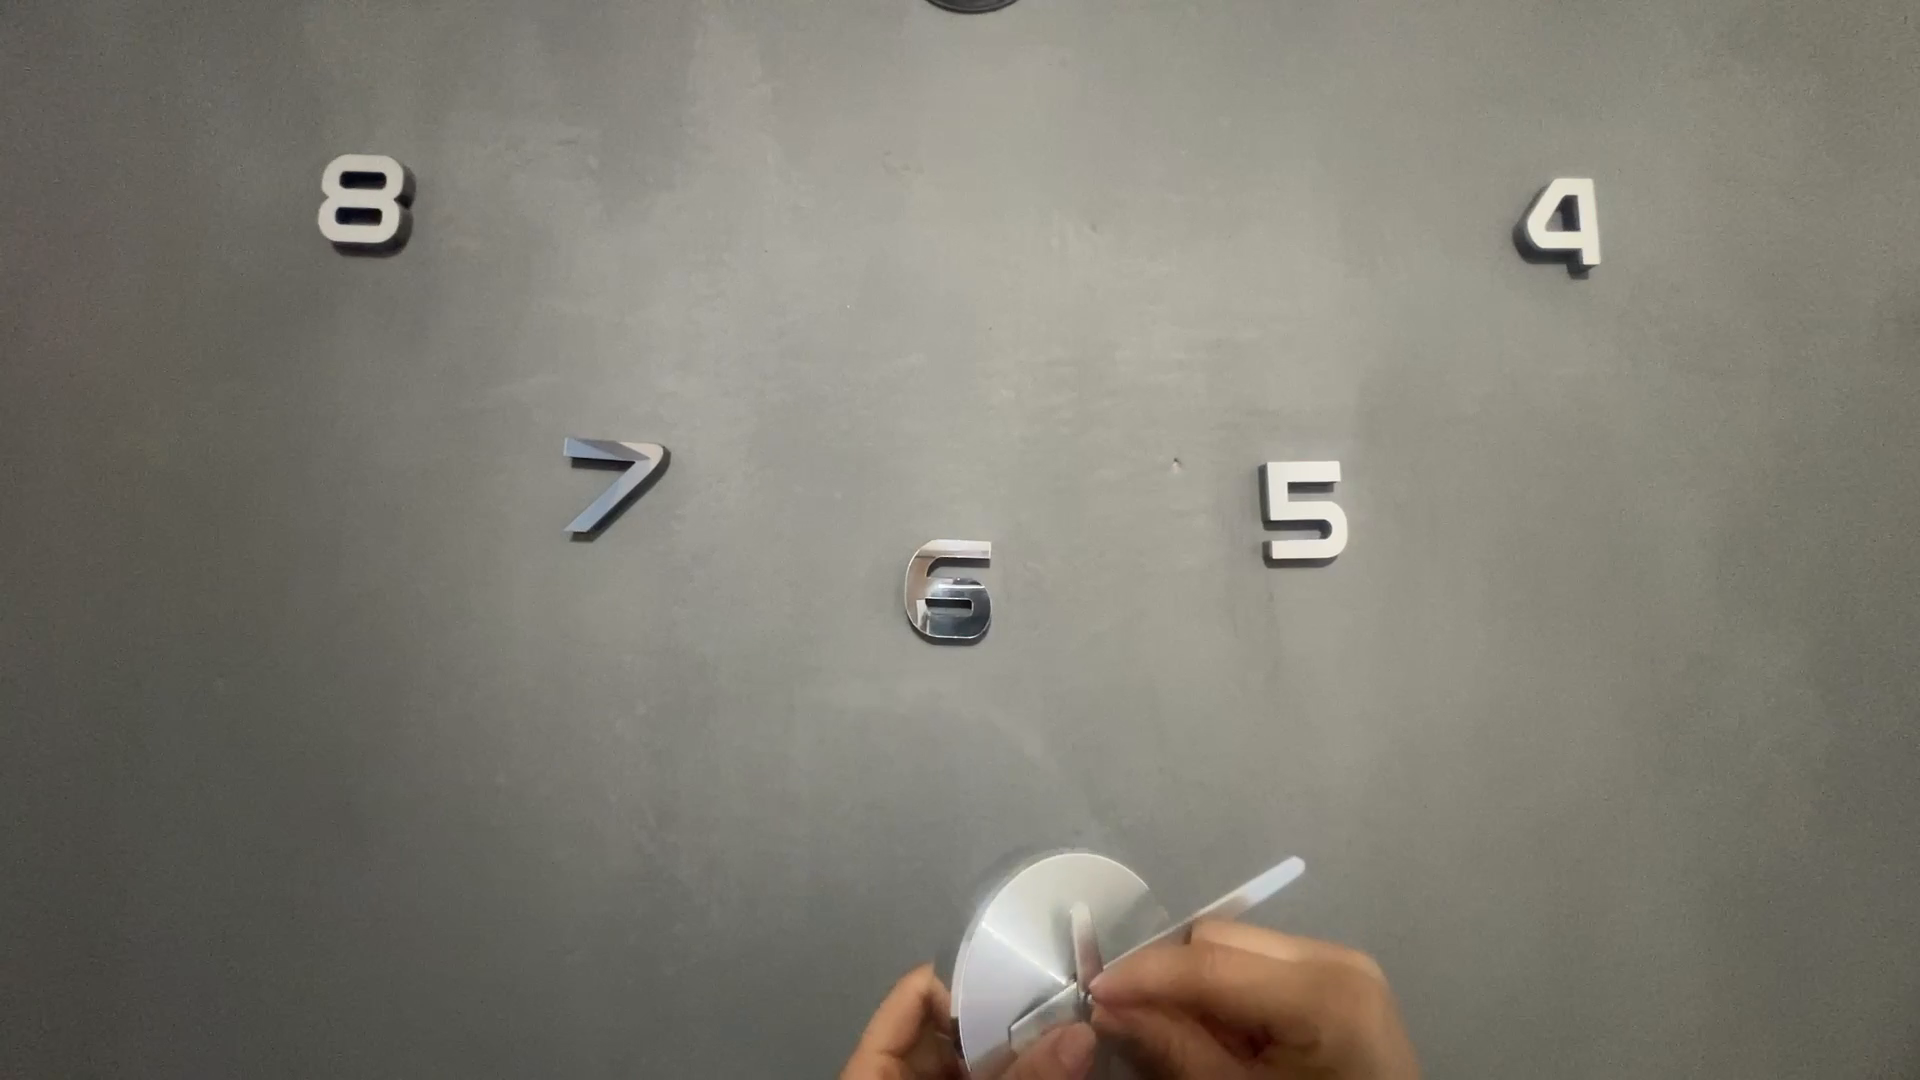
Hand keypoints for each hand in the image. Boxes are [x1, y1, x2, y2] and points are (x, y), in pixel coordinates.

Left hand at [841, 964, 1100, 1079]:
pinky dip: (1017, 1074)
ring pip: (975, 1060)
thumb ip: (1021, 1077)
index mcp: (873, 1066)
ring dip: (1019, 1048)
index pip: (914, 992)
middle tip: (1058, 1005)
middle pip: (952, 1026)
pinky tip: (1055, 1065)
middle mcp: (897, 1071)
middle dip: (1005, 1017)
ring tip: (1066, 1030)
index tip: (1018, 980)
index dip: (964, 980)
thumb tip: (1082, 1032)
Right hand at [1087, 922, 1418, 1079]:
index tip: (1094, 989)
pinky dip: (1226, 990)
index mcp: (1325, 996)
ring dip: (1194, 984)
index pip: (1209, 964)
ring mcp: (1340, 962)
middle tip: (1136, 1021)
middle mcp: (1335, 959)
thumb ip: (1174, 1049)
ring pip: (1230, 945)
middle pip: (1216, 942)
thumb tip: (1107, 1006)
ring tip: (1188, 1034)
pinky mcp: (1335, 972)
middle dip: (1169, 979)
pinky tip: (1226, 1031)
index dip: (1144, 974)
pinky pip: (1255, 961)